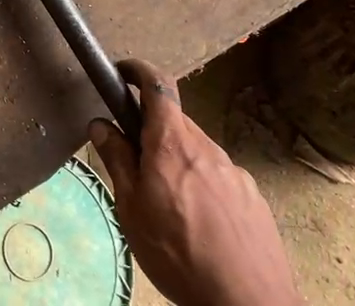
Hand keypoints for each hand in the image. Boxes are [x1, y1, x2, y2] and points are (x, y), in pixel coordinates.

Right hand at [90, 60, 300, 305]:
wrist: (247, 303)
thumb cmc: (178, 254)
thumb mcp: (131, 209)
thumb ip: (116, 160)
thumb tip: (101, 124)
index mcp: (171, 143)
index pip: (157, 85)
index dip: (137, 71)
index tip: (121, 73)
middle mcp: (206, 147)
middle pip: (174, 122)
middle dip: (152, 132)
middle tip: (136, 166)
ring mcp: (234, 172)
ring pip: (196, 151)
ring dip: (177, 162)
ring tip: (168, 206)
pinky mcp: (254, 197)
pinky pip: (219, 177)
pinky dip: (202, 185)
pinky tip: (200, 223)